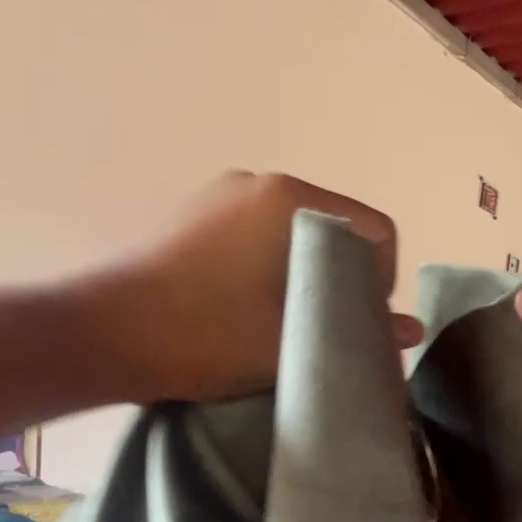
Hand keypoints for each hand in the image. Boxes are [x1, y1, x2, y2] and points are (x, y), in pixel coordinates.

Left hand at [93, 171, 423, 402]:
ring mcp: (225, 193)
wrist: (107, 334)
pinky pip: (263, 231)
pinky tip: (255, 303)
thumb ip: (363, 329)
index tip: (361, 318)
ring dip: (312, 271)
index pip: (376, 230)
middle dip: (348, 276)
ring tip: (293, 317)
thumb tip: (414, 329)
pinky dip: (276, 262)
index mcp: (293, 200)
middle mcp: (262, 181)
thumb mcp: (298, 339)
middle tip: (332, 323)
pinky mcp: (198, 213)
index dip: (385, 279)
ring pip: (300, 231)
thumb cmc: (210, 335)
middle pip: (339, 227)